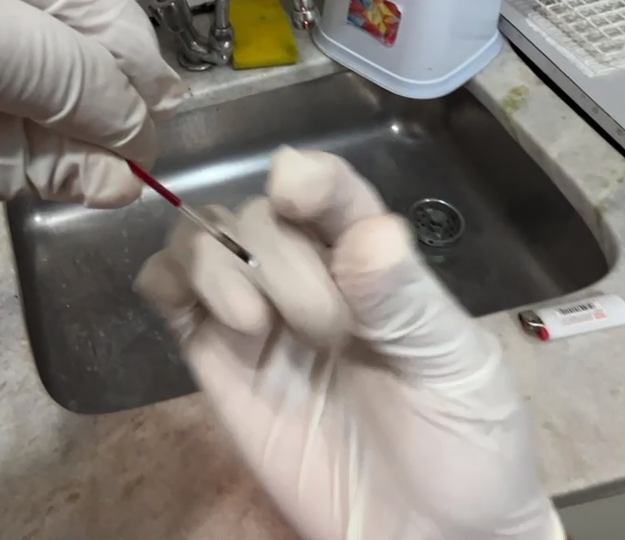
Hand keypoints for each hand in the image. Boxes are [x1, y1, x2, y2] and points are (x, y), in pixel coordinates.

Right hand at [135, 148, 562, 539]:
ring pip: (199, 237)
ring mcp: (248, 309)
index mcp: (365, 259)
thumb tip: (374, 229)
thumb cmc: (462, 446)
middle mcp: (300, 269)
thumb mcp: (456, 371)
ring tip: (252, 326)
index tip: (293, 193)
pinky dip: (162, 279)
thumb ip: (406, 300)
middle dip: (280, 263)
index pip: (329, 188)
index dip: (306, 176)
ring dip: (215, 265)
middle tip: (324, 331)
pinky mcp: (208, 351)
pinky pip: (163, 290)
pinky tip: (191, 309)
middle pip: (255, 215)